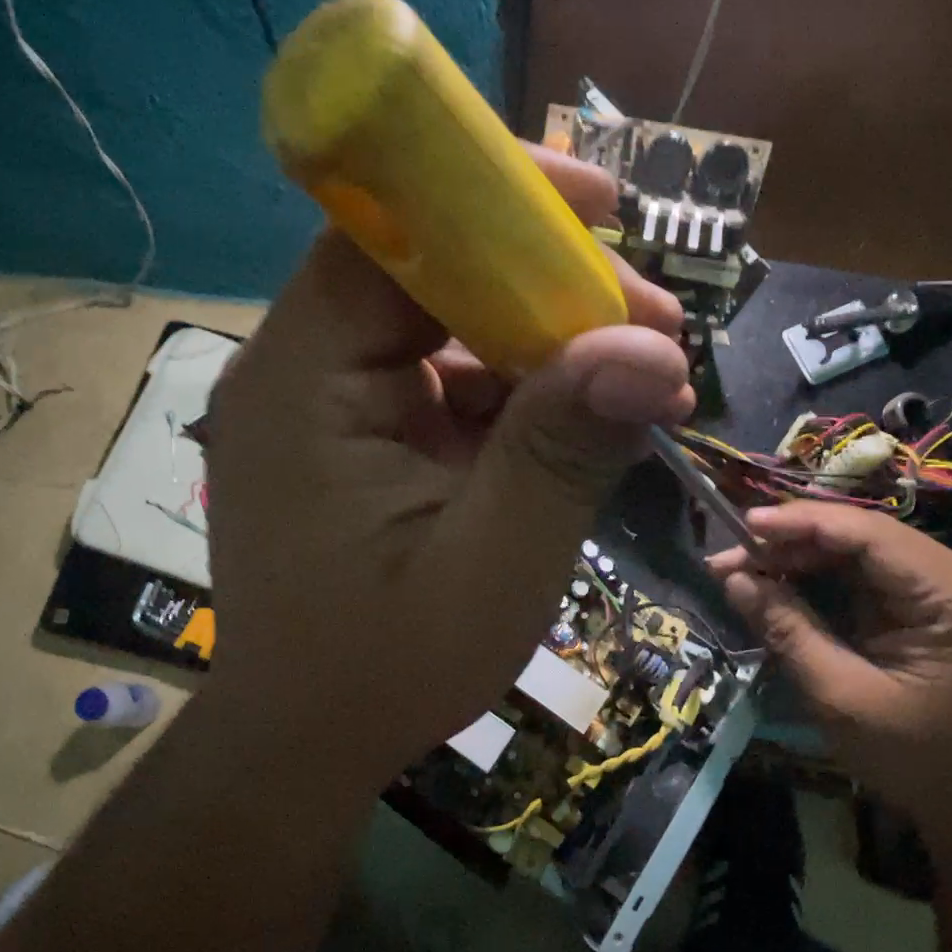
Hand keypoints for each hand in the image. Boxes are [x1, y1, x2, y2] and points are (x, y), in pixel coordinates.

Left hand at [204, 145, 692, 779]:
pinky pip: (437, 383)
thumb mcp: (491, 565)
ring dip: (537, 344)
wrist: (301, 746)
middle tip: (653, 324)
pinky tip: (579, 420)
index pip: (386, 236)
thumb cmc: (385, 669)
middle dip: (542, 288)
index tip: (603, 210)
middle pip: (422, 274)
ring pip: (439, 328)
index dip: (494, 205)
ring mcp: (324, 407)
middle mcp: (299, 372)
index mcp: (301, 381)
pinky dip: (509, 393)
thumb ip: (561, 452)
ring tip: (638, 378)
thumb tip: (652, 350)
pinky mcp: (352, 440)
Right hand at [707, 503, 951, 838]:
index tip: (742, 525)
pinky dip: (827, 581)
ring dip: (803, 561)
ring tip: (744, 573)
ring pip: (865, 554)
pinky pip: (875, 578)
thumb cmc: (921, 763)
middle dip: (792, 546)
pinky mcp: (940, 606)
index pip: (870, 533)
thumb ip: (789, 632)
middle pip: (865, 539)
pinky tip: (784, 586)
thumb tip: (734, 579)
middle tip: (727, 563)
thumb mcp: (844, 699)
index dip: (801, 522)